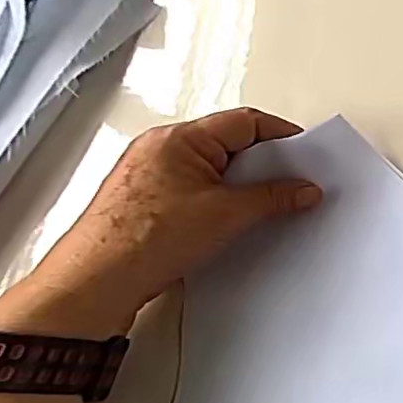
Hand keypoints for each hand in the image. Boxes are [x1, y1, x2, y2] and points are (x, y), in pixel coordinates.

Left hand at [0, 108, 321, 339]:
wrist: (97, 281)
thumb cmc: (141, 239)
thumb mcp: (226, 214)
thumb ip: (273, 197)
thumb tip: (302, 190)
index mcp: (179, 138)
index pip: (244, 122)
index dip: (281, 135)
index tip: (305, 154)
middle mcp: (162, 149)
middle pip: (229, 144)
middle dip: (263, 164)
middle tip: (291, 183)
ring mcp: (153, 175)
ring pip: (212, 169)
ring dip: (241, 185)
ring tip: (263, 207)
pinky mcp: (149, 200)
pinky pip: (196, 189)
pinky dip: (220, 201)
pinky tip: (232, 223)